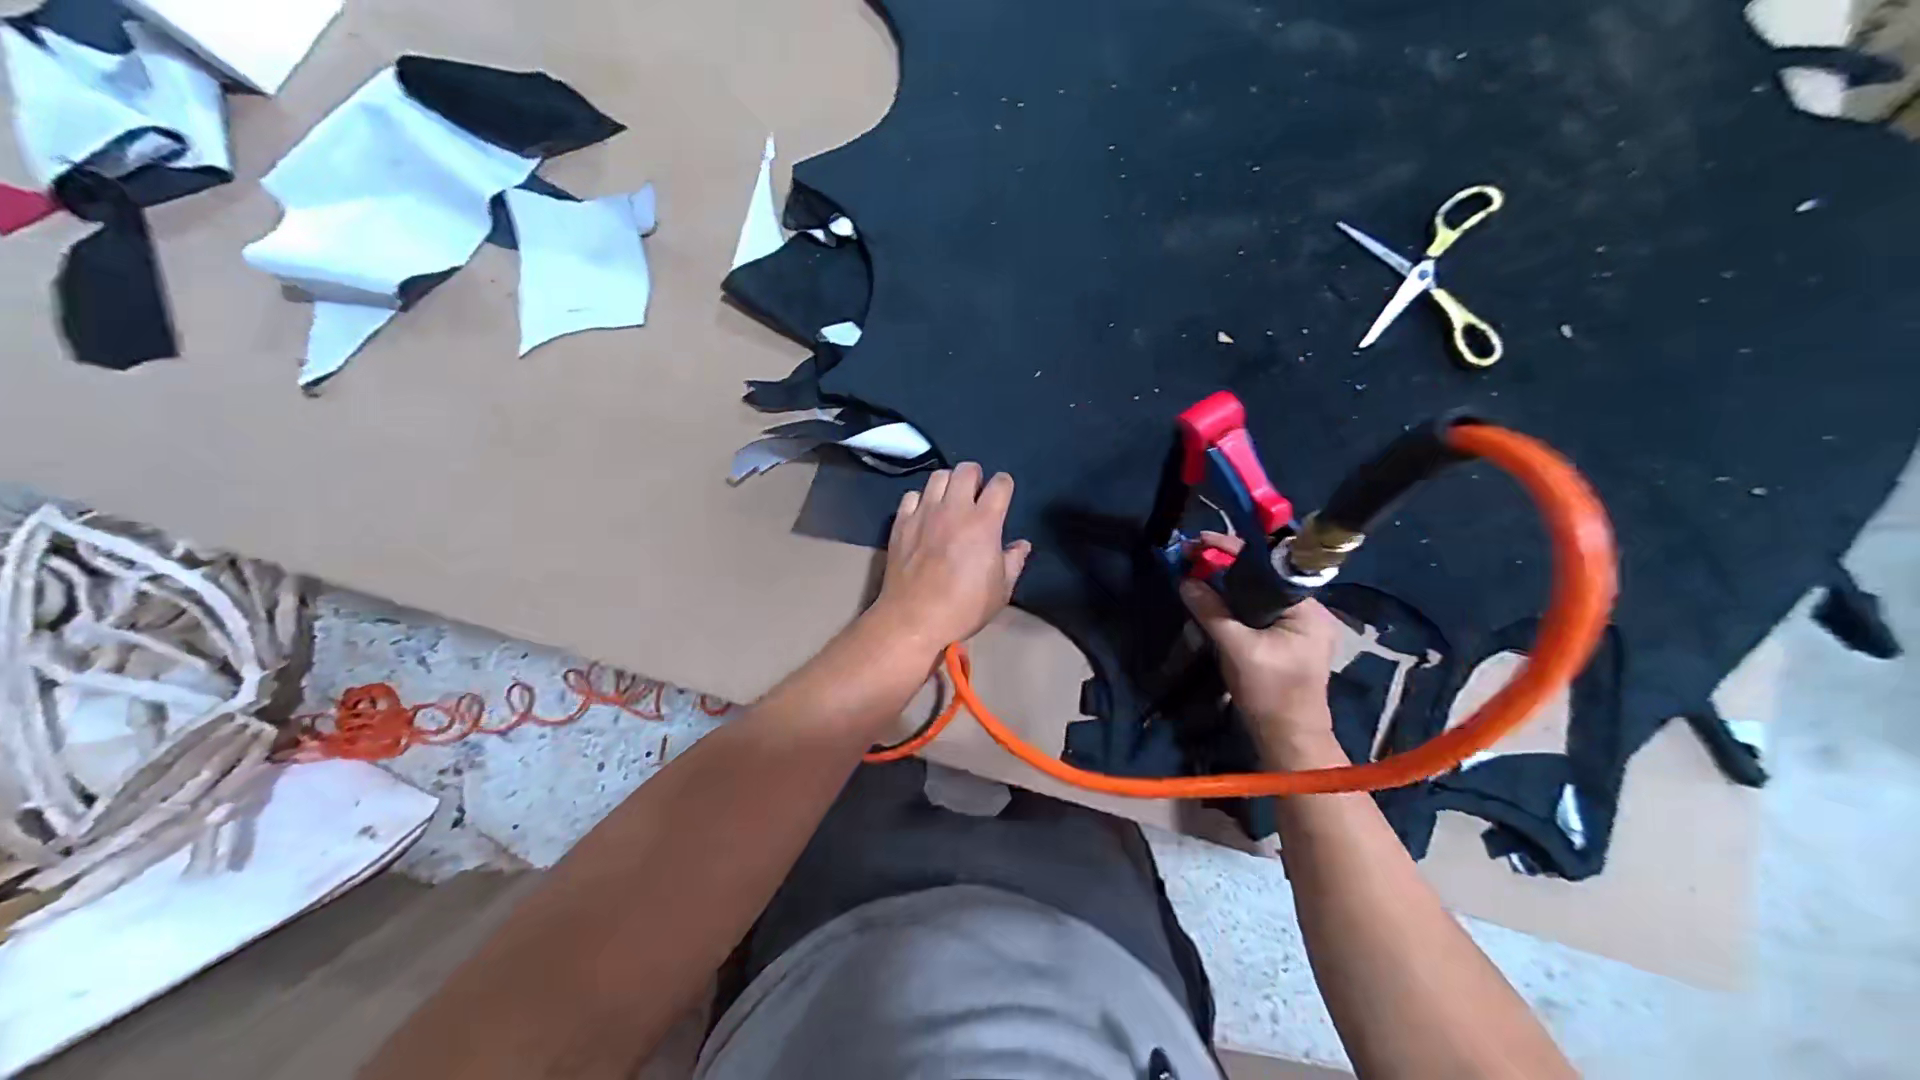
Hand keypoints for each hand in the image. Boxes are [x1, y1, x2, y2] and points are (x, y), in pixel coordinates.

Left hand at [869, 463, 1031, 651]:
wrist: (914, 618)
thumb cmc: (963, 607)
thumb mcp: (1001, 591)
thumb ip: (1013, 562)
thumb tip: (1022, 545)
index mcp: (984, 522)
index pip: (1000, 484)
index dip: (1004, 486)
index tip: (1002, 496)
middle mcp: (954, 509)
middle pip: (966, 469)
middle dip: (975, 477)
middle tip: (975, 495)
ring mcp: (924, 513)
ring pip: (938, 476)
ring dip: (948, 484)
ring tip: (950, 501)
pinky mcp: (901, 522)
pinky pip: (911, 495)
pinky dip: (921, 500)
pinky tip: (924, 515)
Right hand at [1178, 533, 1341, 763]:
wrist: (1287, 738)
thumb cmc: (1271, 693)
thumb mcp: (1237, 649)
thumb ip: (1211, 611)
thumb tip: (1185, 580)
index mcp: (1308, 609)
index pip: (1270, 566)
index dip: (1235, 550)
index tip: (1202, 540)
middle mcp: (1307, 612)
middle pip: (1262, 577)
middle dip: (1226, 565)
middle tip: (1193, 555)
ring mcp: (1296, 627)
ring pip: (1256, 594)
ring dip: (1226, 585)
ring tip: (1196, 570)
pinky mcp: (1282, 640)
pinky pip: (1255, 611)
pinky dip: (1232, 604)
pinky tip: (1209, 597)